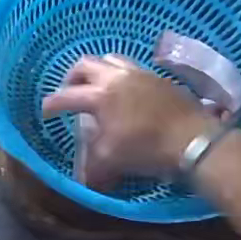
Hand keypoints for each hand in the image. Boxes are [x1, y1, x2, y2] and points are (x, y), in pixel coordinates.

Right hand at [40, 55, 216, 176]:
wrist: (195, 141)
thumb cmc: (146, 149)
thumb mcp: (110, 161)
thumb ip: (90, 166)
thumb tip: (81, 179)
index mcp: (99, 96)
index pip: (64, 97)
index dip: (50, 106)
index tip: (45, 113)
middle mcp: (116, 78)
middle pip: (84, 65)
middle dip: (72, 78)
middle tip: (71, 93)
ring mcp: (139, 75)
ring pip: (110, 60)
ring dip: (98, 71)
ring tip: (98, 88)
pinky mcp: (159, 78)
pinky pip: (133, 68)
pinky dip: (122, 76)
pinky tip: (126, 94)